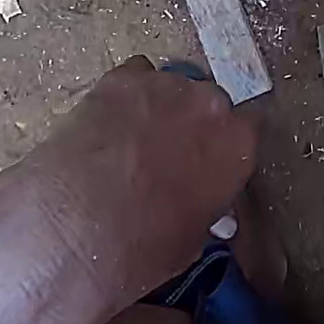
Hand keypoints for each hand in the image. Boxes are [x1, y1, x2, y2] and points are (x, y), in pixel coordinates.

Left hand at [10, 56, 258, 306]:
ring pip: (170, 88)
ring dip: (159, 108)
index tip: (208, 160)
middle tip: (166, 152)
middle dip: (192, 123)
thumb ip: (207, 206)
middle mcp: (210, 104)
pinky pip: (134, 76)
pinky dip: (125, 94)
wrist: (77, 226)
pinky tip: (108, 120)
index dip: (224, 145)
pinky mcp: (123, 76)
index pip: (246, 130)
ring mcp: (166, 84)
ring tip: (130, 138)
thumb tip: (207, 209)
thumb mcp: (192, 238)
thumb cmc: (142, 247)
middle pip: (209, 103)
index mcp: (237, 144)